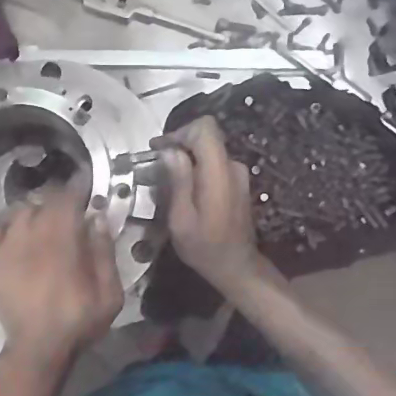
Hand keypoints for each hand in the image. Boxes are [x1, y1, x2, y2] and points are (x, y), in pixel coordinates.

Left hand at [0, 182, 123, 381]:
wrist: (38, 351)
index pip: (67, 201)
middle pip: (42, 202)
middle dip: (57, 197)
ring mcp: (6, 251)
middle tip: (67, 202)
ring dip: (33, 209)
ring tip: (42, 216)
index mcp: (63, 245)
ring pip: (18, 212)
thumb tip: (97, 218)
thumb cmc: (79, 323)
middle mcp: (32, 240)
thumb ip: (105, 253)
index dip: (76, 188)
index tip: (85, 185)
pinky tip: (13, 230)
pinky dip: (3, 224)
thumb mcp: (110, 294)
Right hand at [160, 117, 269, 295]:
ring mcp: (238, 174)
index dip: (180, 132)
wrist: (236, 266)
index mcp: (219, 173)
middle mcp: (233, 166)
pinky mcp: (238, 181)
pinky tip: (184, 187)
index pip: (205, 129)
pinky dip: (197, 167)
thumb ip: (178, 181)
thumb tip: (170, 151)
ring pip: (209, 149)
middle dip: (180, 143)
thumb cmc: (204, 247)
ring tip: (167, 177)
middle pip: (206, 136)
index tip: (159, 149)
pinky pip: (214, 162)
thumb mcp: (181, 219)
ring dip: (187, 157)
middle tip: (157, 163)